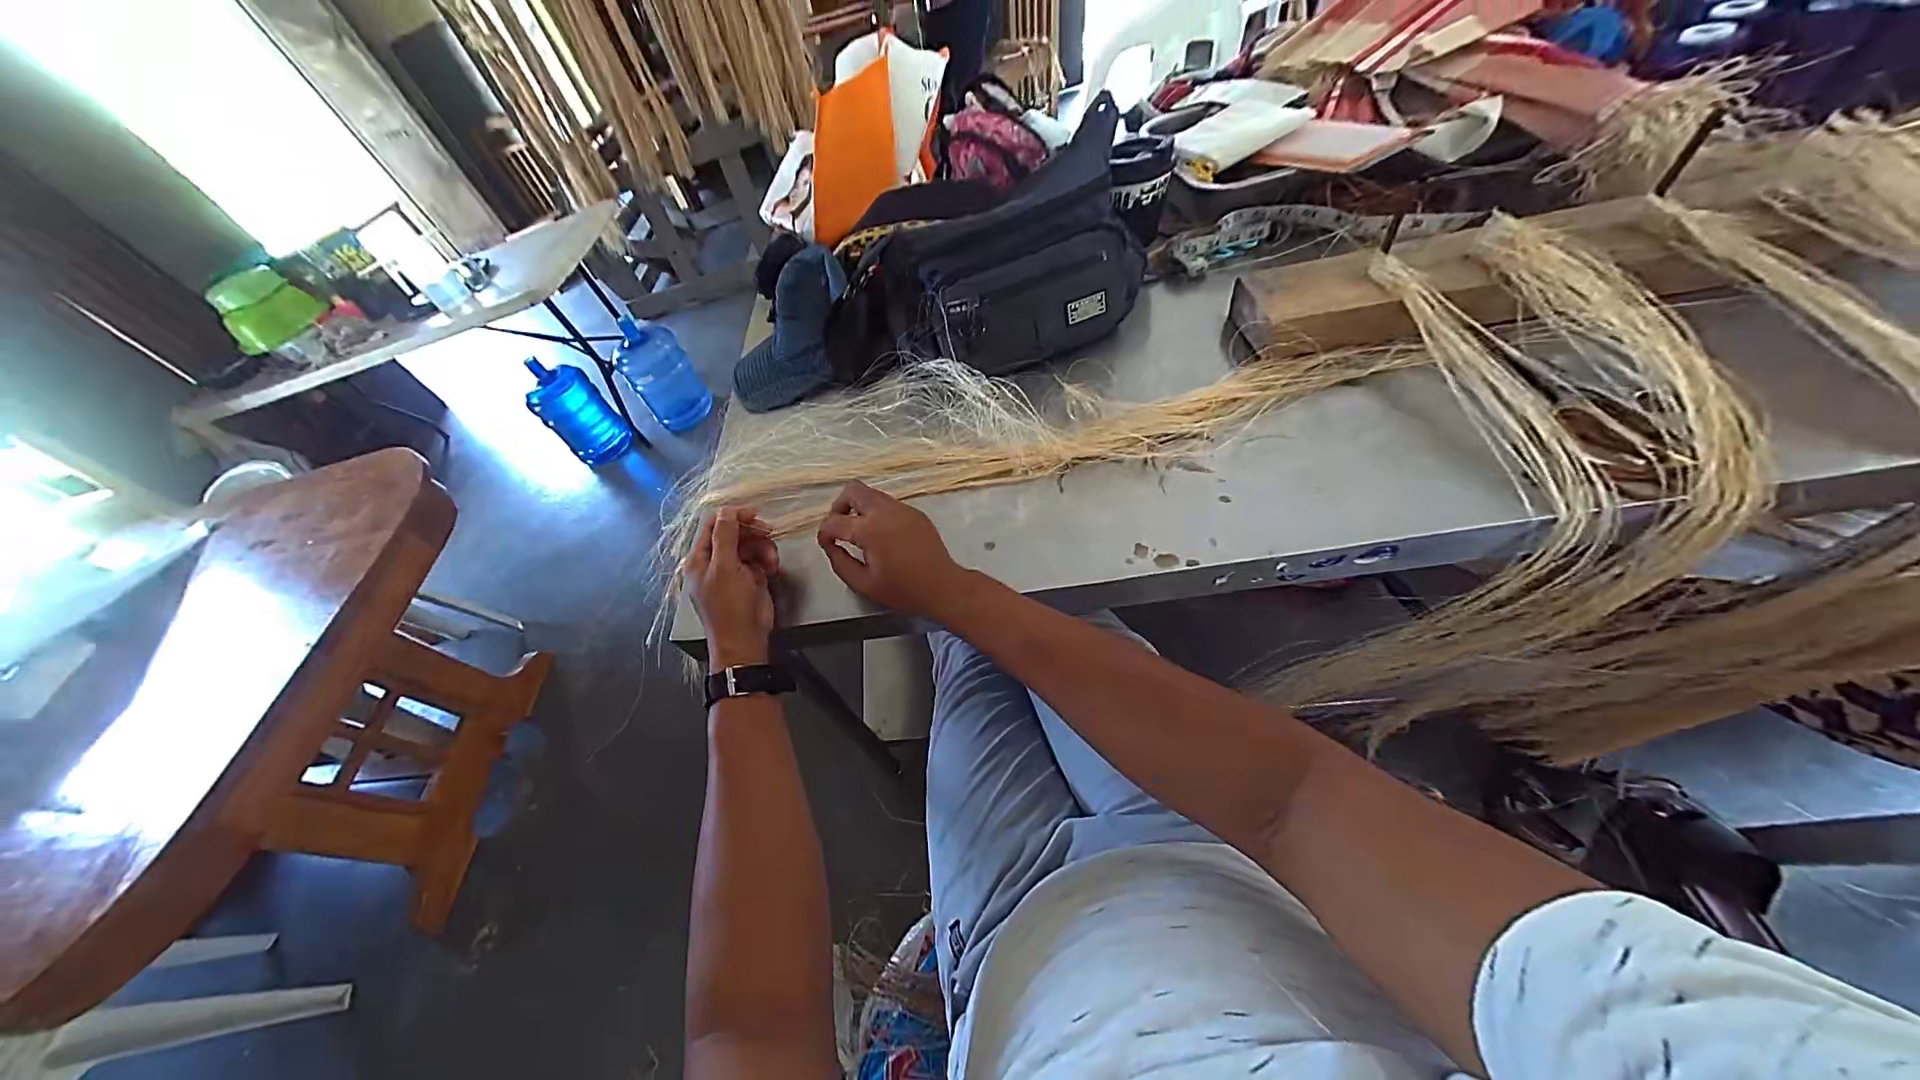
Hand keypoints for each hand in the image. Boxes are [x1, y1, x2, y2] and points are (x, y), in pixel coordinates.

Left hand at [684, 506, 779, 669]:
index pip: (713, 525)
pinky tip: (770, 569)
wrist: (745, 640)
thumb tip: (726, 511)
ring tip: (770, 561)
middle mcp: (715, 562)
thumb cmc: (730, 607)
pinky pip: (759, 559)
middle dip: (752, 532)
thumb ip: (726, 536)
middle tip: (768, 532)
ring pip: (750, 545)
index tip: (754, 514)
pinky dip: (767, 560)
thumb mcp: (725, 567)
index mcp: (700, 559)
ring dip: (763, 548)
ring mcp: (733, 571)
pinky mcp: (750, 579)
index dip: (733, 516)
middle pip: (734, 533)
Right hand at [816, 481, 971, 620]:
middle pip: (852, 490)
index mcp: (870, 530)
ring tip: (859, 532)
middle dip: (839, 507)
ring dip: (859, 507)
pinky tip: (881, 534)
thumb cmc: (904, 590)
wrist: (943, 587)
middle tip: (839, 528)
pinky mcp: (915, 513)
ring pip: (872, 493)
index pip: (834, 521)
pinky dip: (877, 512)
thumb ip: (840, 562)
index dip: (824, 533)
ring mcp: (903, 509)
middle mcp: (886, 512)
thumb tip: (830, 546)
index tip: (827, 544)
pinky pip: (888, 503)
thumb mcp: (864, 584)